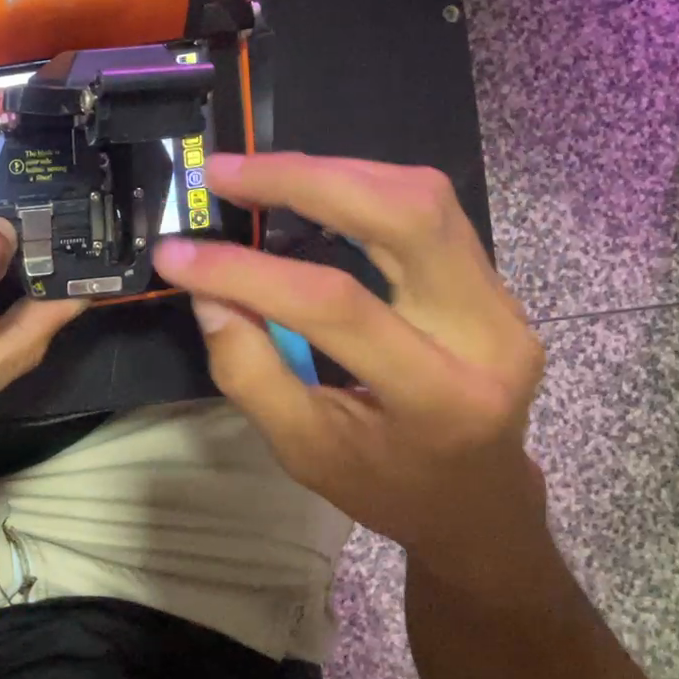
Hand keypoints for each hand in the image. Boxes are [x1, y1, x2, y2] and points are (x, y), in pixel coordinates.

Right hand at [153, 153, 547, 580]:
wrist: (478, 505)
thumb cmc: (383, 485)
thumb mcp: (300, 450)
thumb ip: (250, 372)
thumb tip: (208, 292)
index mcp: (439, 397)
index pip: (335, 307)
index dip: (248, 272)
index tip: (177, 254)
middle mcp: (489, 335)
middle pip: (408, 217)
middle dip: (306, 181)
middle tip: (224, 173)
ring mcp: (501, 300)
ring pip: (422, 197)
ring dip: (332, 172)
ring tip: (256, 175)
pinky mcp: (491, 280)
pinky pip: (426, 208)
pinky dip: (358, 186)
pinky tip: (308, 190)